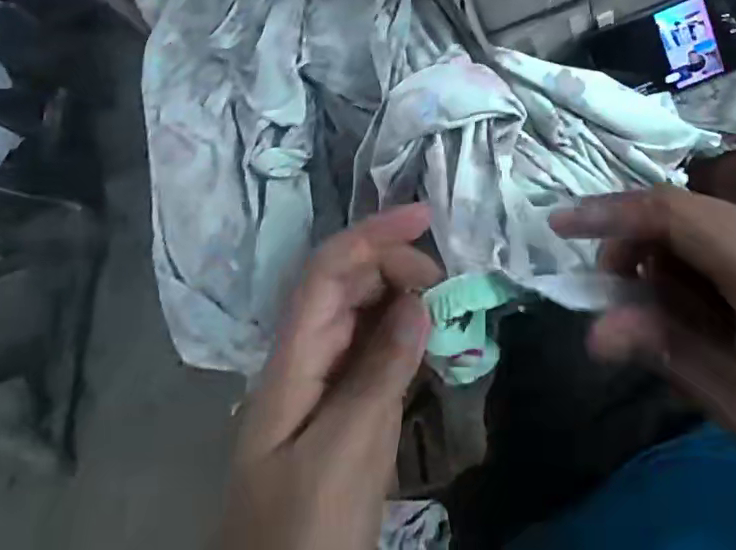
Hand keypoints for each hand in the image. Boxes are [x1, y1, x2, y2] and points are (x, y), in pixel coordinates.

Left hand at [225, 205, 440, 549]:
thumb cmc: (303, 531)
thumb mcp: (344, 453)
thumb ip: (380, 373)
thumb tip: (418, 303)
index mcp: (290, 361)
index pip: (326, 273)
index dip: (371, 234)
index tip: (425, 216)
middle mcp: (305, 361)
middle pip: (345, 285)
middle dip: (393, 263)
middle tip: (444, 282)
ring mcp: (324, 387)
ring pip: (363, 315)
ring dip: (402, 295)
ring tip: (445, 300)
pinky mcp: (345, 412)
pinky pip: (376, 352)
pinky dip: (405, 334)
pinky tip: (431, 338)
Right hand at [551, 188, 735, 533]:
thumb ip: (671, 355)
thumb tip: (598, 330)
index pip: (665, 209)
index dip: (605, 213)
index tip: (555, 226)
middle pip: (680, 215)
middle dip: (634, 251)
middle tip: (613, 312)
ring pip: (704, 230)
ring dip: (667, 268)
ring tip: (660, 331)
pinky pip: (732, 246)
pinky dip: (700, 275)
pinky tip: (704, 325)